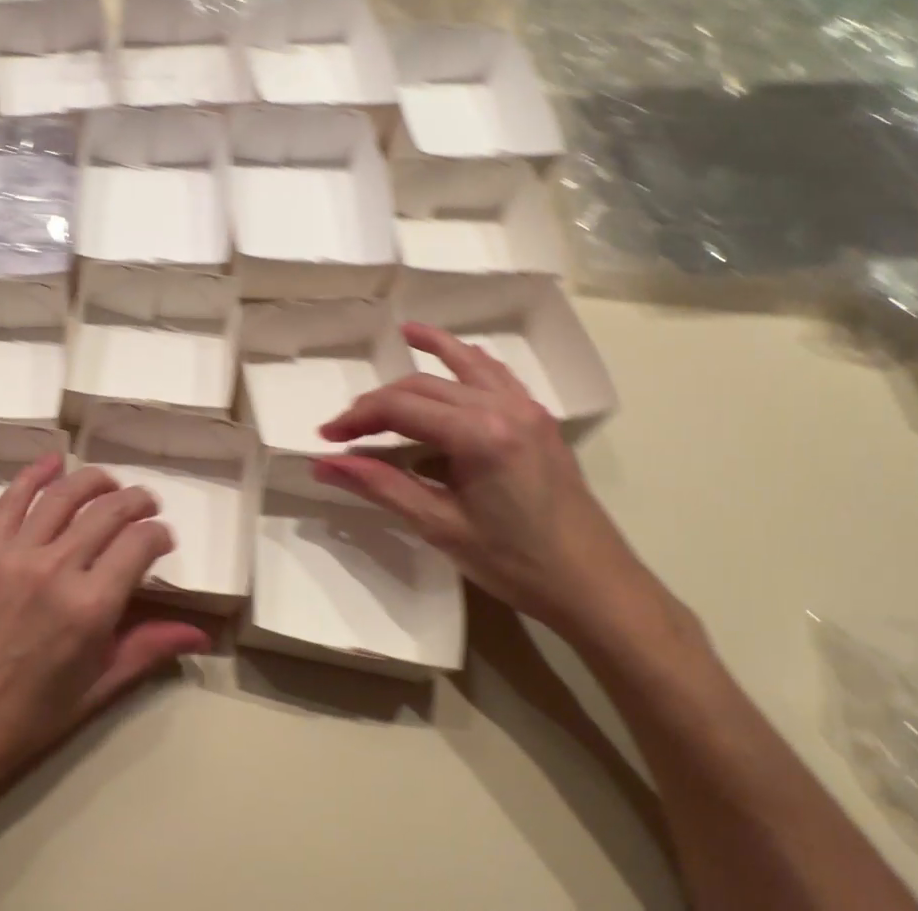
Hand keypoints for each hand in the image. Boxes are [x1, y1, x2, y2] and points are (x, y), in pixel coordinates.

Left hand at [0, 456, 209, 808]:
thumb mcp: (97, 688)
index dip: (158, 535)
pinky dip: (34, 476)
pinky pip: (10, 501)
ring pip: (62, 496)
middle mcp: (55, 570)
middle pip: (106, 513)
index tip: (163, 538)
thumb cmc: (30, 718)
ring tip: (110, 482)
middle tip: (146, 504)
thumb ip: (147, 648)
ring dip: (93, 481)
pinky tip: (52, 462)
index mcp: (91, 608)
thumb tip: (200, 632)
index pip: (139, 544)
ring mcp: (13, 556)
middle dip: (135, 502)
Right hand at [313, 324, 657, 639]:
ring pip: (467, 368)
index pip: (400, 408)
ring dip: (435, 350)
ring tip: (406, 333)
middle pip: (424, 386)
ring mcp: (527, 412)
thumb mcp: (439, 525)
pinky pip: (499, 378)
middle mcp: (504, 409)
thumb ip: (380, 486)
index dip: (356, 419)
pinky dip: (473, 363)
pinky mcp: (539, 423)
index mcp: (478, 434)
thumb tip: (323, 465)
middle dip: (379, 401)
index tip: (325, 438)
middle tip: (345, 428)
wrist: (594, 585)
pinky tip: (461, 358)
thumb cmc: (514, 562)